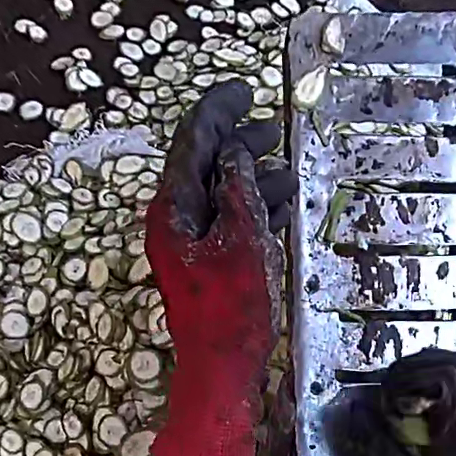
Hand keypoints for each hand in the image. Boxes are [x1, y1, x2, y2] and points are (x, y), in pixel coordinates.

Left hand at [144, 83, 295, 455]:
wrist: (220, 367)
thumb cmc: (230, 308)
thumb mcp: (242, 240)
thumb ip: (238, 189)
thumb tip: (236, 153)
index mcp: (172, 209)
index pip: (192, 143)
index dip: (218, 110)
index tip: (242, 89)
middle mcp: (174, 220)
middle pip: (204, 165)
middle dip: (237, 141)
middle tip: (269, 124)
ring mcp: (187, 242)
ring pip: (218, 193)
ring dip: (248, 176)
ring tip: (283, 162)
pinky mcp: (203, 262)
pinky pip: (226, 221)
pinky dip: (250, 207)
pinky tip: (277, 201)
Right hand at [336, 349, 455, 455]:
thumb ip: (374, 445)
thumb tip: (354, 410)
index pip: (444, 377)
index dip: (411, 375)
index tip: (388, 394)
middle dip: (418, 364)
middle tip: (392, 381)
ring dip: (434, 362)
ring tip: (407, 376)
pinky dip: (449, 369)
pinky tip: (429, 381)